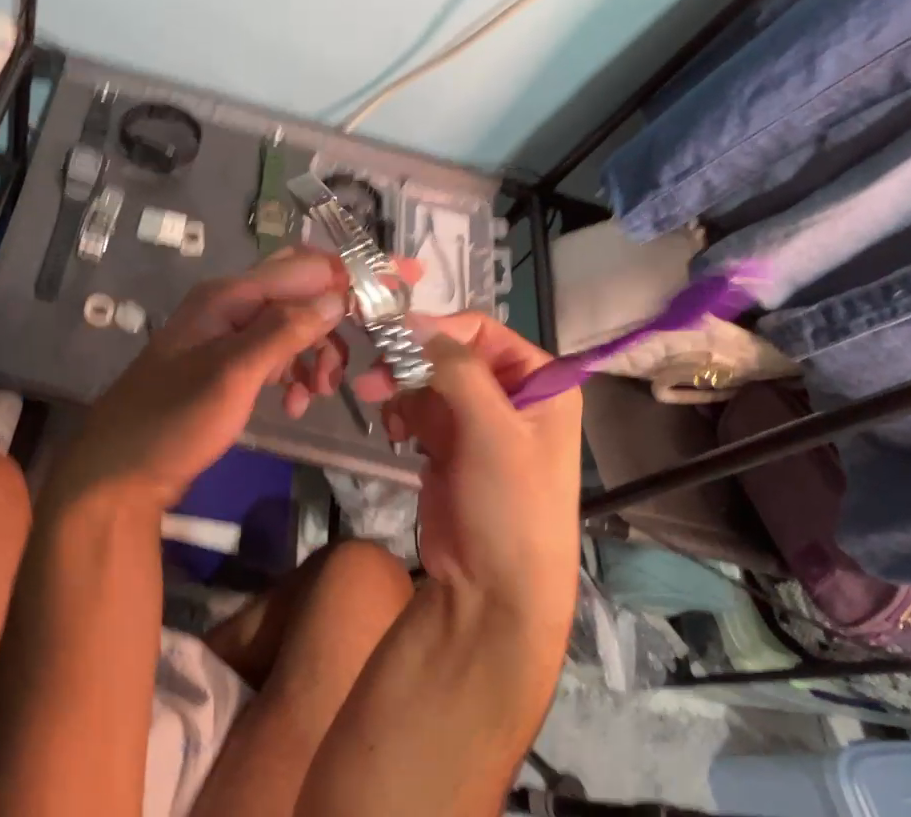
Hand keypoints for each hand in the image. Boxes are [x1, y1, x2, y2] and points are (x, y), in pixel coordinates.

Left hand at [44, 250, 350, 514]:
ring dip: (316, 354)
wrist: (121, 471)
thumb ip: (284, 331)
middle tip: (361, 357)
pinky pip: (274, 356)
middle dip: (336, 320)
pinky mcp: (226, 367)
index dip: (351, 275)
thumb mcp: (233, 374)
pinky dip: (293, 375)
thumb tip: (337, 296)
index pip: (304, 266)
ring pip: (291, 327)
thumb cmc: (174, 420)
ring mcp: (226, 337)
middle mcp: (228, 306)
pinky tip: (295, 405)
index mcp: (228, 296)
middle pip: (300, 293)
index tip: (402, 286)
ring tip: (320, 393)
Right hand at [354, 312, 582, 614]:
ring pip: (427, 381)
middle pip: (448, 354)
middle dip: (409, 364)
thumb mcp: (491, 431)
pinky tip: (393, 431)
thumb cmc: (510, 504)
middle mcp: (511, 394)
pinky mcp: (449, 445)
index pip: (482, 331)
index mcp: (540, 382)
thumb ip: (456, 369)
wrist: (494, 587)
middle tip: (370, 379)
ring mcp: (477, 421)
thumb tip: (415, 323)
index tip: (390, 340)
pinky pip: (418, 410)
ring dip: (400, 389)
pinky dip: (401, 413)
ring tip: (379, 409)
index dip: (436, 331)